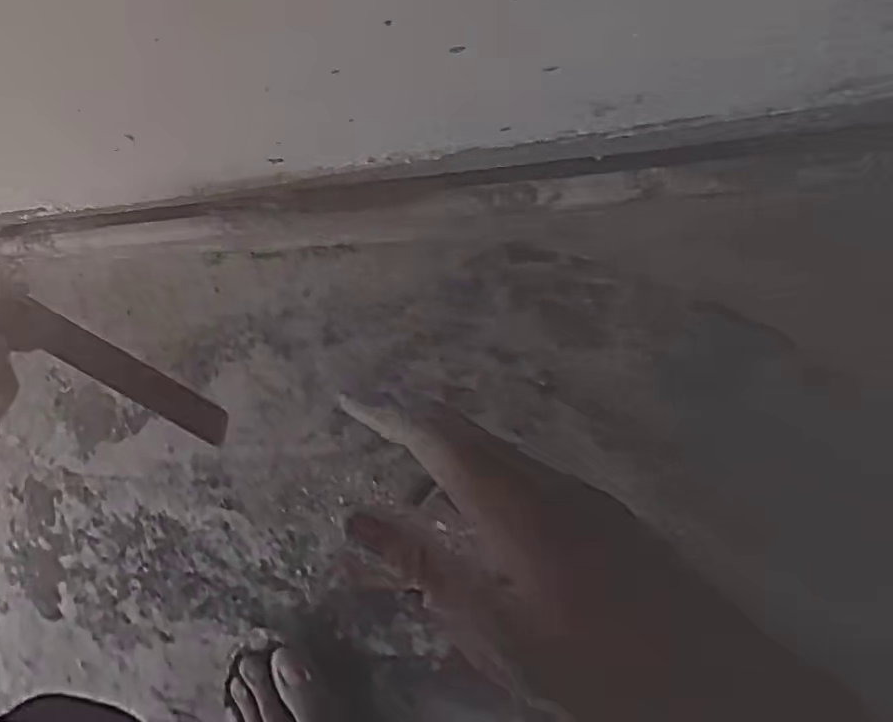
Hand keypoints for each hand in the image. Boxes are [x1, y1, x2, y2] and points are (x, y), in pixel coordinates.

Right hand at [340, 394, 865, 721]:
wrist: (741, 700)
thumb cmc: (593, 658)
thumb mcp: (492, 624)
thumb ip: (421, 565)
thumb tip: (354, 519)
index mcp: (506, 499)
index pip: (430, 435)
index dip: (384, 413)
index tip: (347, 397)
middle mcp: (542, 482)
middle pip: (464, 430)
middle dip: (412, 419)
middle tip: (374, 420)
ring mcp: (584, 497)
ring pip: (497, 450)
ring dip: (451, 449)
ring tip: (422, 479)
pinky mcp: (612, 519)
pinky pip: (527, 471)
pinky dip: (486, 470)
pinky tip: (488, 511)